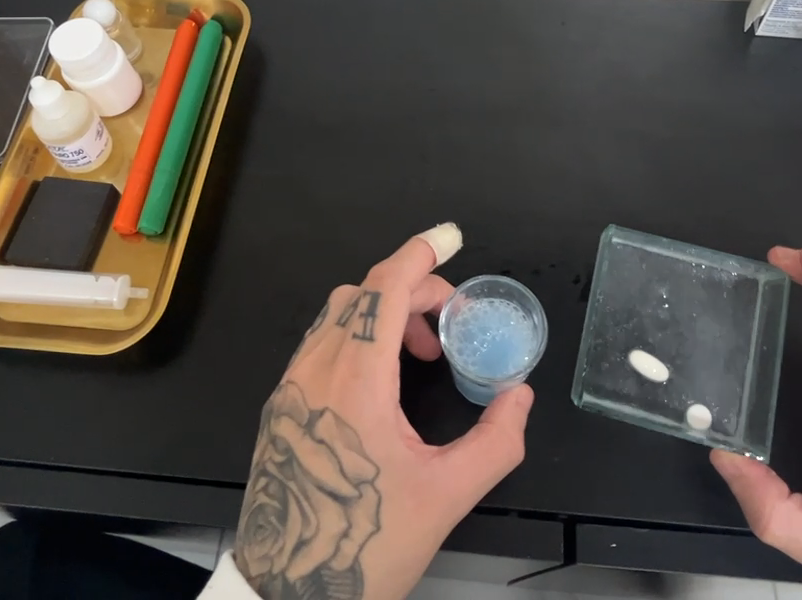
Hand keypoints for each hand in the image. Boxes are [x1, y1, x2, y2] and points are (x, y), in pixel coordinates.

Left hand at [232, 225, 533, 599]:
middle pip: (364, 292)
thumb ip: (495, 442)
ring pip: (338, 311)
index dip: (420, 254)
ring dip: (385, 311)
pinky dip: (359, 331)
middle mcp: (316, 370)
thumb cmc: (365, 547)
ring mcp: (292, 384)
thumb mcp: (446, 497)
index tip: (449, 238)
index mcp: (355, 382)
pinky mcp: (282, 402)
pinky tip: (383, 374)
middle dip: (414, 290)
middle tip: (451, 325)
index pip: (384, 289)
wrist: (286, 591)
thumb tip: (519, 397)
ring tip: (420, 352)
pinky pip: (322, 338)